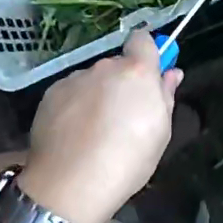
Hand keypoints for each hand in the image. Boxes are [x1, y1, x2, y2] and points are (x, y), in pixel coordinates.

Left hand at [20, 30, 180, 222]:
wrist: (70, 183)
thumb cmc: (127, 161)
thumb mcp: (161, 133)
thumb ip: (165, 96)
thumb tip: (171, 73)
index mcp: (136, 72)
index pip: (142, 39)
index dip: (146, 52)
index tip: (148, 73)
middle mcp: (103, 68)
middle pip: (117, 66)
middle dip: (122, 83)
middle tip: (123, 117)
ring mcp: (74, 79)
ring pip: (92, 80)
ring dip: (97, 95)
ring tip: (94, 133)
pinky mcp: (50, 95)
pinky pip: (70, 94)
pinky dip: (74, 107)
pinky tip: (73, 136)